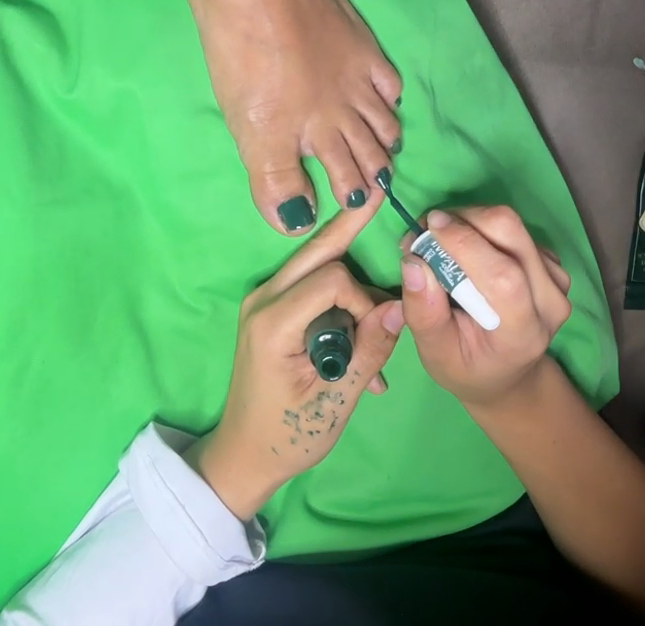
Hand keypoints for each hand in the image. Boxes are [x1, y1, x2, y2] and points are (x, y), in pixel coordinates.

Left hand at [189, 206, 404, 520]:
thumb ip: (368, 351)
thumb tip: (402, 308)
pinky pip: (311, 287)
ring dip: (352, 285)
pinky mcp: (270, 308)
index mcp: (273, 322)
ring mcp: (264, 300)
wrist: (243, 454)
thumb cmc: (287, 435)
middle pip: (317, 249)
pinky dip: (340, 302)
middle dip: (352, 226)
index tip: (374, 333)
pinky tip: (361, 343)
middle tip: (379, 191)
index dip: (363, 298)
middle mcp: (264, 298)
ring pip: (315, 264)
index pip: (331, 277)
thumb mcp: (335, 402)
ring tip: (379, 334)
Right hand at [400, 206, 570, 410]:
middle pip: (510, 233)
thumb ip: (424, 312)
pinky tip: (464, 248)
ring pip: (510, 224)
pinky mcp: (550, 261)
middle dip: (462, 219)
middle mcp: (549, 300)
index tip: (427, 227)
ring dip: (468, 220)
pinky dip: (480, 227)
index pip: (503, 276)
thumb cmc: (468, 367)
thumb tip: (413, 263)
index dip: (465, 243)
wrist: (508, 374)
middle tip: (425, 232)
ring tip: (440, 242)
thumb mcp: (435, 353)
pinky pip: (512, 228)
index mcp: (522, 331)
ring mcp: (555, 278)